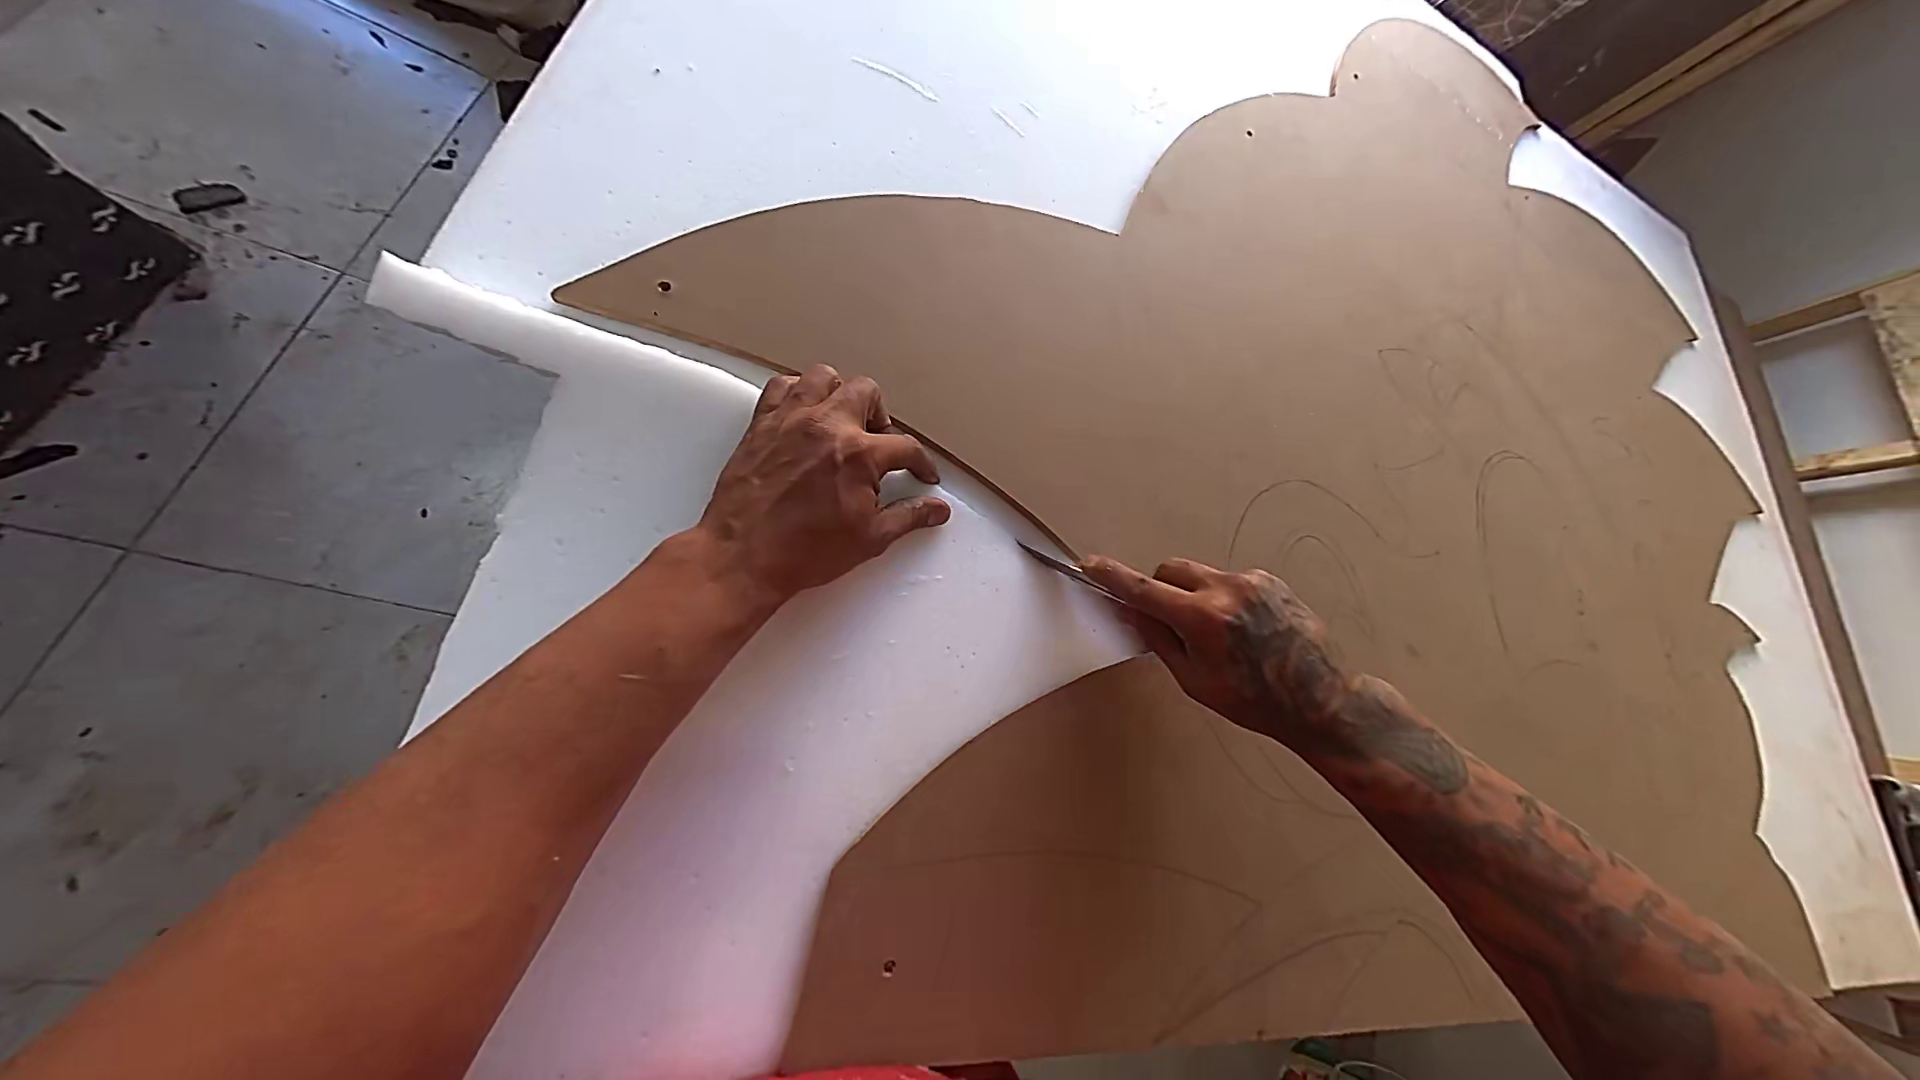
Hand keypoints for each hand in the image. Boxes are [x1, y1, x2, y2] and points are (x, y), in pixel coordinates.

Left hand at [695, 365, 951, 606]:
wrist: (743, 558)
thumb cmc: (799, 551)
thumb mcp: (869, 539)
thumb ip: (908, 517)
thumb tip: (934, 509)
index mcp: (857, 455)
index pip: (906, 447)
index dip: (921, 463)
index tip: (921, 472)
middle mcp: (825, 427)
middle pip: (867, 392)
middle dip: (881, 416)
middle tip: (880, 441)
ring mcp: (791, 421)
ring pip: (824, 377)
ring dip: (840, 394)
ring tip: (844, 420)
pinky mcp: (762, 425)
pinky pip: (781, 386)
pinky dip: (797, 392)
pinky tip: (805, 414)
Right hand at [1081, 556, 1354, 745]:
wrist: (1321, 700)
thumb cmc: (1257, 700)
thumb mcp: (1194, 680)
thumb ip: (1159, 639)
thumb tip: (1135, 611)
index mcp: (1203, 619)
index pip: (1143, 589)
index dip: (1112, 576)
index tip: (1092, 564)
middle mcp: (1227, 591)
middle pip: (1169, 570)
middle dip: (1159, 589)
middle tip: (1167, 621)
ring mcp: (1252, 582)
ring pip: (1198, 574)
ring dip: (1191, 594)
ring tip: (1214, 634)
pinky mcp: (1269, 581)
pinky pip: (1226, 579)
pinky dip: (1219, 597)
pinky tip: (1238, 629)